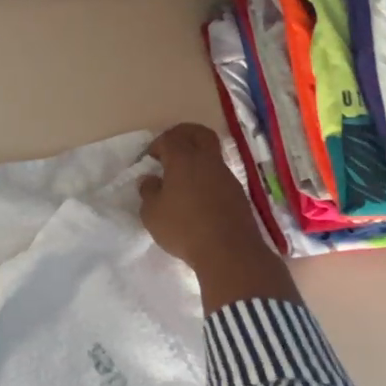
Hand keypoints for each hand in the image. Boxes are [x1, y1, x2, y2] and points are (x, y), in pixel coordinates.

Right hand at [138, 124, 299, 310]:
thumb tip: (151, 179)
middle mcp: (208, 162)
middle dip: (182, 135)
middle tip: (168, 150)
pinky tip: (194, 197)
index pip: (170, 138)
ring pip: (211, 155)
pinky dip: (205, 177)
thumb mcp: (151, 212)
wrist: (229, 252)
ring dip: (195, 159)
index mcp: (184, 161)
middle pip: (199, 133)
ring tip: (179, 180)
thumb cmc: (183, 228)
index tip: (148, 161)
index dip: (157, 145)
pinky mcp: (237, 193)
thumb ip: (148, 191)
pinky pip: (218, 175)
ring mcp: (227, 177)